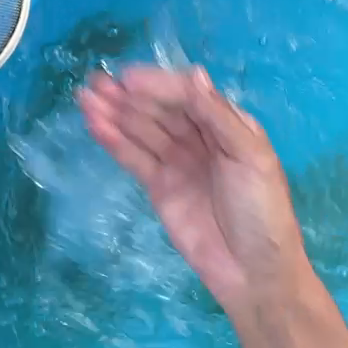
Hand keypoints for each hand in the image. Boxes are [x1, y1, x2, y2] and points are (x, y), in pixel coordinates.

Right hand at [79, 65, 307, 314]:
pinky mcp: (157, 185)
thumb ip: (218, 116)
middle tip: (96, 82)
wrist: (255, 274)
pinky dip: (113, 140)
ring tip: (84, 96)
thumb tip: (194, 73)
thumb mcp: (251, 157)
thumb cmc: (262, 211)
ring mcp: (176, 161)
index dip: (157, 85)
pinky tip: (94, 124)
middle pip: (158, 109)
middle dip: (128, 95)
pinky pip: (132, 156)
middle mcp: (198, 137)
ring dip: (113, 112)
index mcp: (225, 124)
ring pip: (140, 130)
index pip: (186, 96)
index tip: (128, 80)